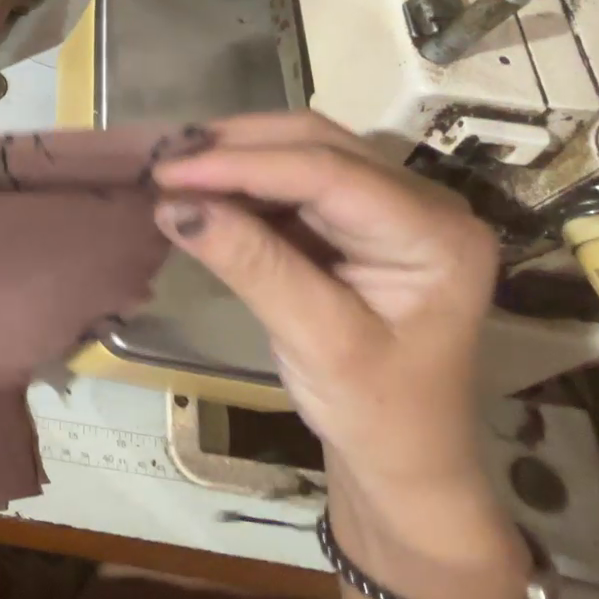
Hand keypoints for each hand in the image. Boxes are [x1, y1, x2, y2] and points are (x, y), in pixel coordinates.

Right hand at [152, 111, 499, 493]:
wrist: (402, 453)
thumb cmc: (374, 408)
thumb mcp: (314, 339)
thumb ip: (250, 264)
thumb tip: (173, 206)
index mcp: (435, 234)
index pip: (328, 173)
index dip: (241, 165)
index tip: (167, 171)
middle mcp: (422, 204)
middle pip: (320, 145)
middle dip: (237, 146)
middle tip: (163, 161)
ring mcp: (391, 208)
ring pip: (305, 151)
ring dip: (236, 155)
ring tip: (173, 169)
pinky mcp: (358, 221)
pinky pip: (295, 179)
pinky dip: (243, 179)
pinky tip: (203, 188)